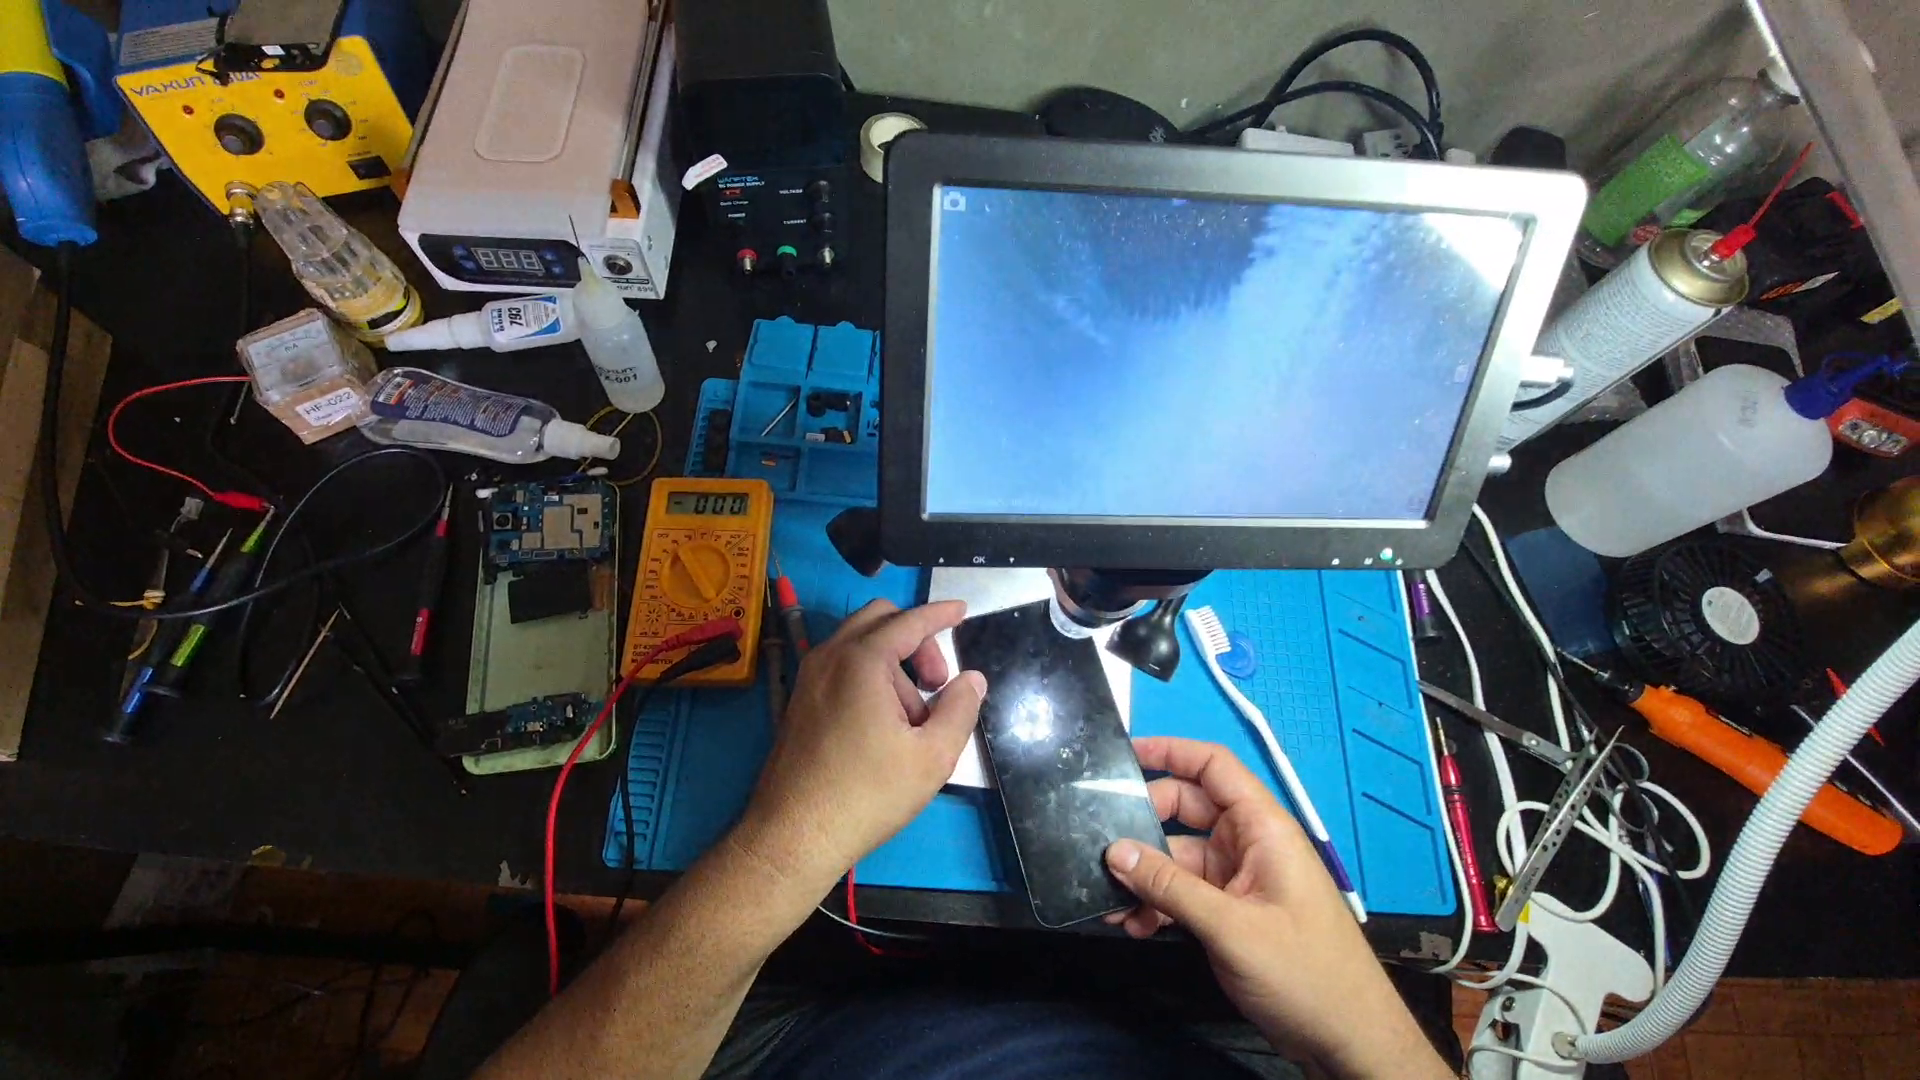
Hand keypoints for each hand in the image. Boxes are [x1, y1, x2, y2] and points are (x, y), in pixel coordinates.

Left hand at [734, 599, 984, 895]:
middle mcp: (829, 657)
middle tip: (938, 682)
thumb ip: (960, 708)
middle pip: (880, 620)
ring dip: (894, 664)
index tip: (962, 610)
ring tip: (912, 721)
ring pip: (860, 645)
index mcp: (861, 661)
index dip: (940, 613)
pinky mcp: (799, 700)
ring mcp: (808, 678)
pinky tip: (882, 725)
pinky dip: (869, 676)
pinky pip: (841, 667)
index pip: (909, 621)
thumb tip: (972, 679)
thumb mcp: (932, 756)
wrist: (793, 835)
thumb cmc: (868, 795)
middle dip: (917, 639)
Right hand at [1103, 737, 1448, 1079]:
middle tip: (1099, 842)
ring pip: (1176, 855)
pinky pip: (1181, 891)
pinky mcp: (1228, 910)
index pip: (1213, 766)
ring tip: (1108, 902)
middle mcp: (1247, 843)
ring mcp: (1236, 877)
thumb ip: (1169, 887)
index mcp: (1261, 827)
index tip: (1123, 753)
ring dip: (1142, 875)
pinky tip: (1132, 925)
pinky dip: (1156, 903)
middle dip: (1142, 824)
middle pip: (1185, 809)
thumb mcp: (1232, 927)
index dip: (1170, 751)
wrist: (1349, 1044)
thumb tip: (1113, 851)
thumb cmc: (1305, 973)